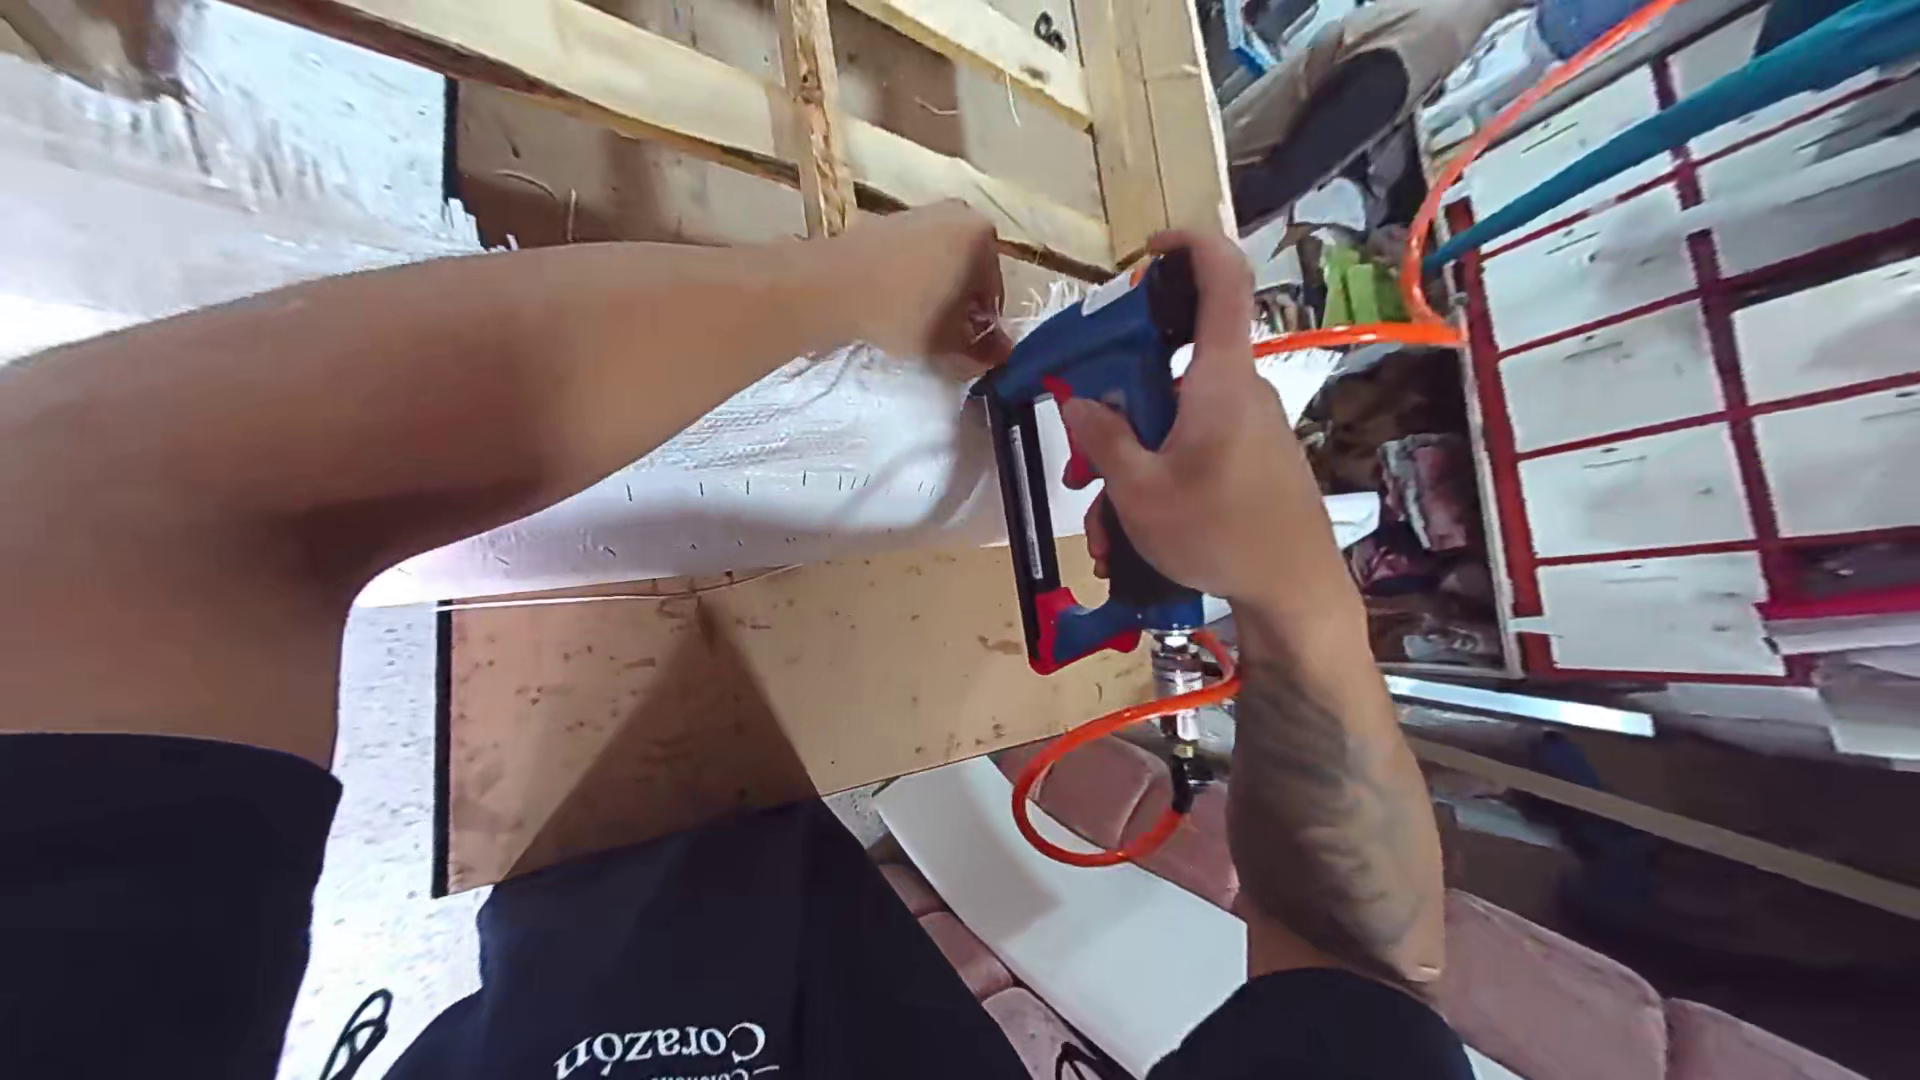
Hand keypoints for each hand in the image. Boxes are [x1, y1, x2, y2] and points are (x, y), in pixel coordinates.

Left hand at [834, 201, 1012, 367]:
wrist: (835, 286)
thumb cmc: (905, 313)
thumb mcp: (949, 344)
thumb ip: (983, 352)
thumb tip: (1002, 354)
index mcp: (983, 237)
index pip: (994, 295)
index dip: (982, 328)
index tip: (964, 348)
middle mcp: (960, 213)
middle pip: (971, 275)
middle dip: (961, 306)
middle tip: (941, 336)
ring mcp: (923, 212)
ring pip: (944, 264)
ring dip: (938, 293)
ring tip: (917, 322)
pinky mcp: (892, 219)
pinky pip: (917, 256)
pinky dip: (915, 278)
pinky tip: (897, 302)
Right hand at [1063, 230, 1360, 632]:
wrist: (1293, 591)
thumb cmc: (1217, 533)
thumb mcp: (1140, 490)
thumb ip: (1103, 438)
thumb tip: (1077, 401)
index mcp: (1218, 381)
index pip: (1221, 281)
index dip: (1189, 247)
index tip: (1147, 250)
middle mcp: (1236, 393)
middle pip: (1165, 373)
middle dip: (1112, 418)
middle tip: (1080, 469)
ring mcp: (1245, 428)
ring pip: (1169, 427)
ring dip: (1127, 469)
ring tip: (1106, 529)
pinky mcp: (1249, 459)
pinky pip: (1190, 452)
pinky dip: (1156, 482)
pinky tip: (1133, 536)